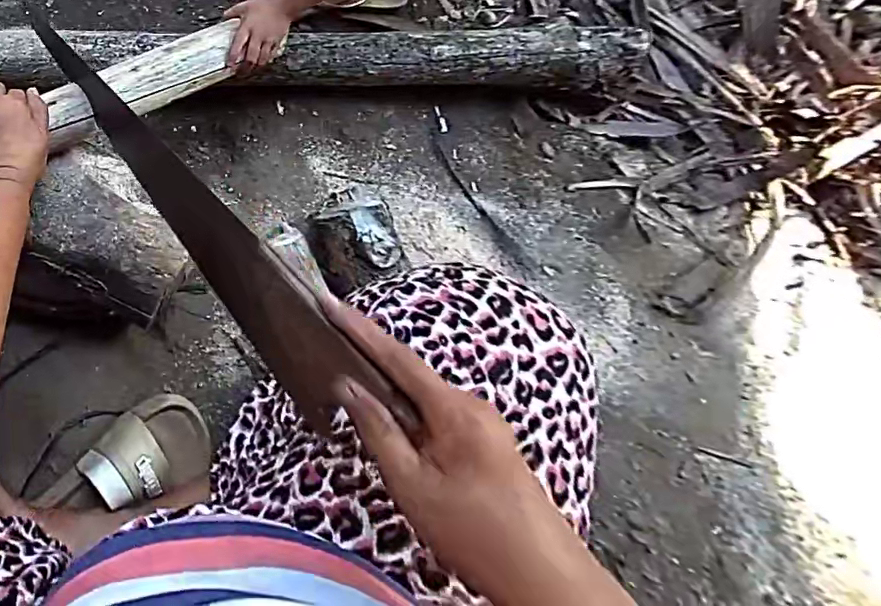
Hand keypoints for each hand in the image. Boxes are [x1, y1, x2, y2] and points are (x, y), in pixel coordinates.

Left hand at [224, 0, 294, 72]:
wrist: (283, 4)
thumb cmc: (263, 5)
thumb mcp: (244, 6)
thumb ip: (232, 12)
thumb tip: (223, 17)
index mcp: (247, 28)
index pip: (238, 45)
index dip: (233, 57)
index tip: (229, 65)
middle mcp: (257, 36)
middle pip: (251, 57)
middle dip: (244, 68)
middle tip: (238, 73)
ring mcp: (268, 40)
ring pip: (262, 59)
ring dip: (255, 67)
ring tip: (249, 71)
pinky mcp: (277, 41)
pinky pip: (271, 55)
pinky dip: (265, 61)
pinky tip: (260, 63)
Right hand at [323, 294, 632, 605]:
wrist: (552, 587)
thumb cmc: (479, 537)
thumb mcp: (412, 483)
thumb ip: (376, 428)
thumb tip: (346, 386)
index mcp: (455, 410)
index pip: (395, 355)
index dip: (357, 327)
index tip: (328, 302)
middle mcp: (473, 407)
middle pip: (408, 370)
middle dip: (368, 354)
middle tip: (330, 335)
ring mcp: (484, 424)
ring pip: (421, 393)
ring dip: (387, 385)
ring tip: (350, 380)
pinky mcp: (487, 442)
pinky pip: (435, 410)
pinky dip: (407, 406)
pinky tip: (389, 418)